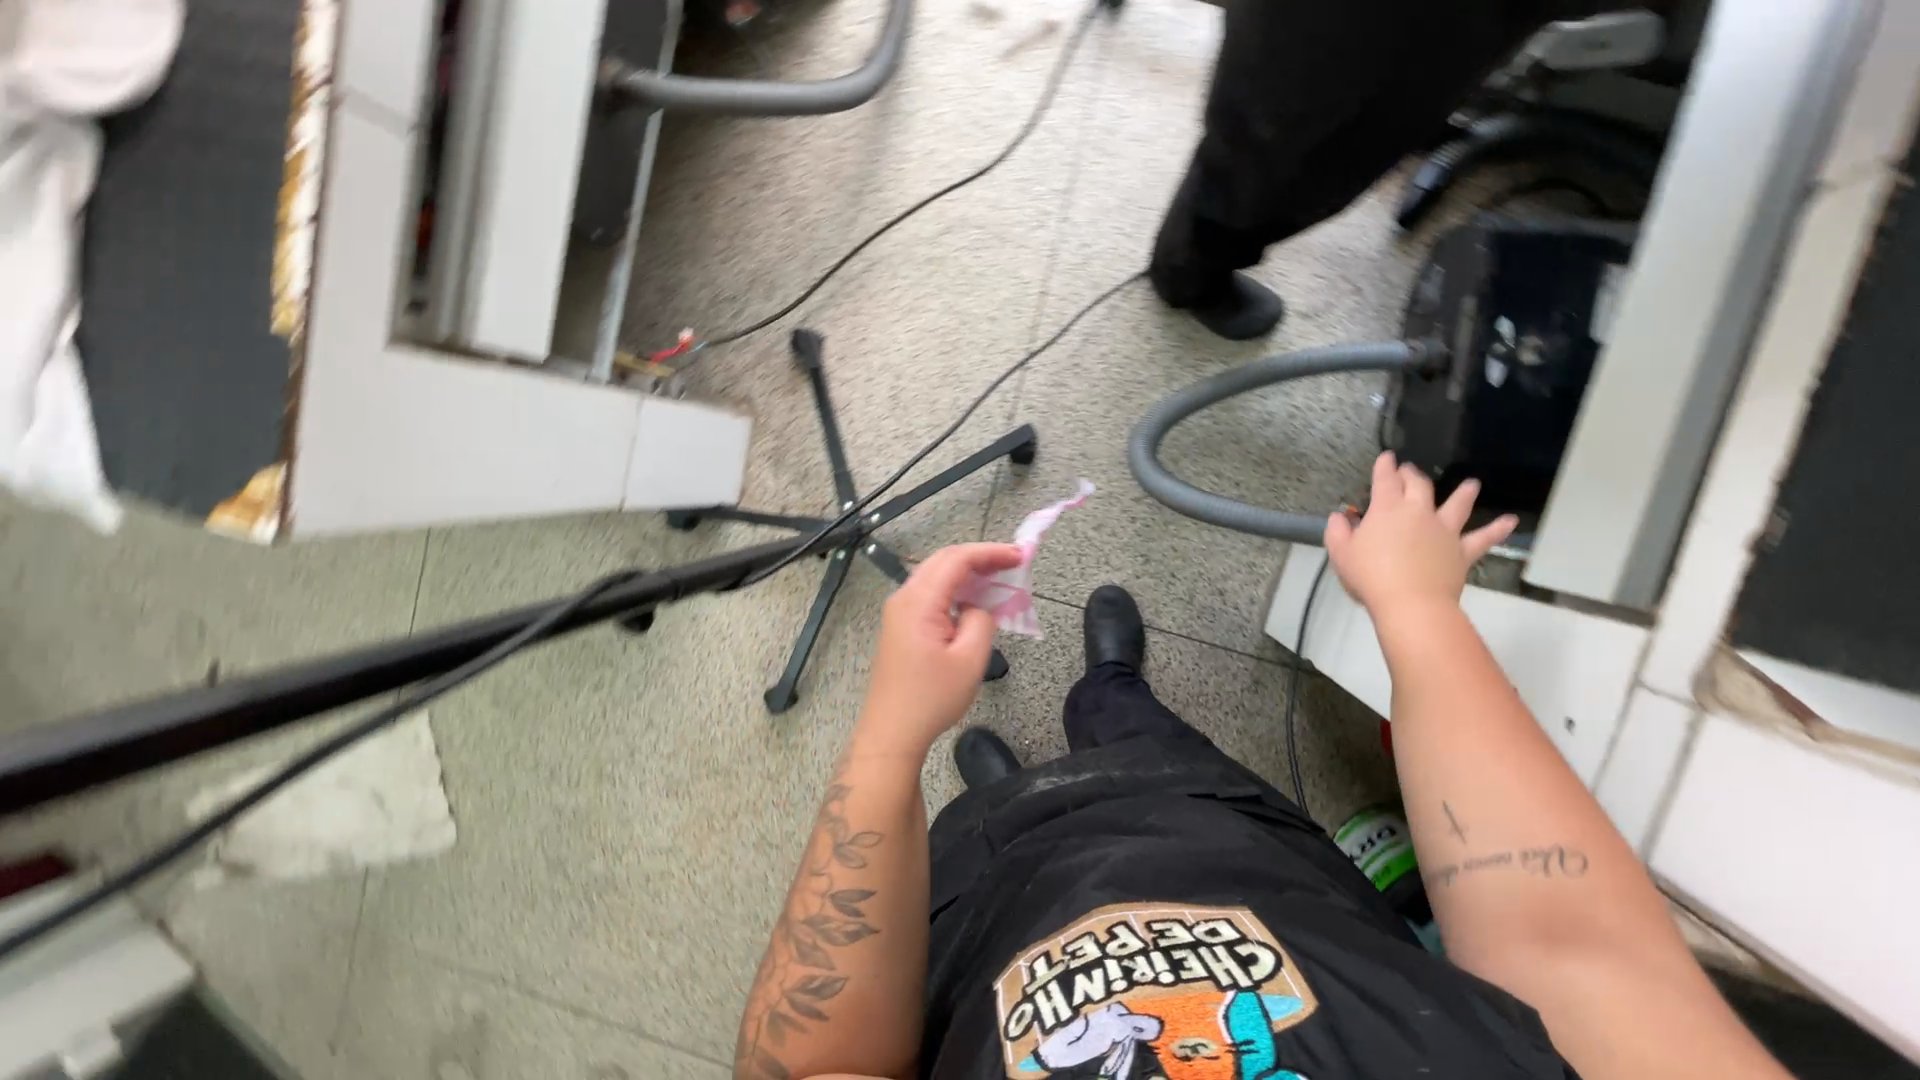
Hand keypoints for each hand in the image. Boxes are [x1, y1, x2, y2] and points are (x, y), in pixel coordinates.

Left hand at [853, 542, 1024, 757]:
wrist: (892, 730)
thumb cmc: (932, 698)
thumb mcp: (970, 660)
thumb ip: (982, 620)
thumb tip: (980, 606)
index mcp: (919, 601)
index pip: (957, 560)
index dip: (990, 553)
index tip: (1020, 555)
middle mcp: (904, 597)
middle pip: (944, 561)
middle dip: (980, 558)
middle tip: (1014, 564)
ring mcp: (899, 611)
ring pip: (936, 576)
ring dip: (968, 573)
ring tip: (1000, 579)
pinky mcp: (901, 625)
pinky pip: (930, 594)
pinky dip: (955, 589)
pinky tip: (975, 600)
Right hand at [1323, 452, 1516, 618]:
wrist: (1410, 603)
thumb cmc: (1370, 576)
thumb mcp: (1341, 553)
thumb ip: (1337, 531)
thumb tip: (1339, 517)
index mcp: (1387, 510)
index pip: (1385, 480)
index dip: (1385, 466)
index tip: (1387, 457)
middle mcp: (1418, 513)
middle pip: (1418, 486)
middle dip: (1412, 475)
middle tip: (1409, 470)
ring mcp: (1444, 530)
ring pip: (1457, 505)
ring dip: (1464, 493)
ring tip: (1472, 484)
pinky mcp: (1461, 551)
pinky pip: (1482, 538)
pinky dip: (1497, 529)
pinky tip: (1510, 522)